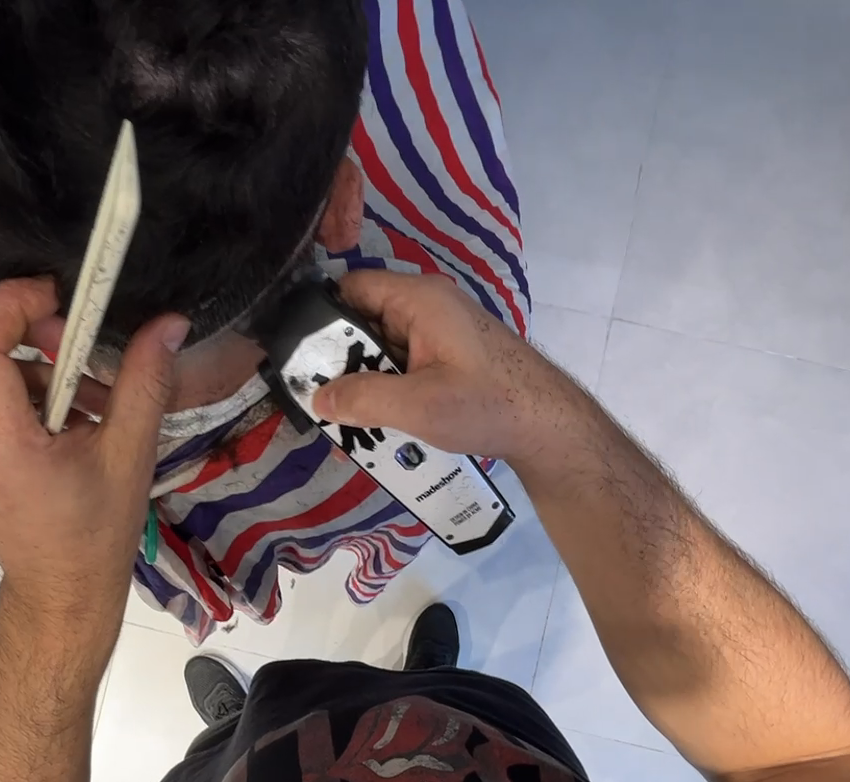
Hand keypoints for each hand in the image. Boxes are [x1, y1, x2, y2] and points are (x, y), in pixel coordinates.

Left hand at [0, 277, 189, 622]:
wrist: (61, 591)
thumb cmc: (99, 532)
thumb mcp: (130, 456)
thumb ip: (145, 382)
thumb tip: (171, 324)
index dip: (10, 305)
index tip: (61, 303)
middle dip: (10, 324)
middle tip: (66, 343)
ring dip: (14, 358)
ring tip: (72, 395)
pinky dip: (5, 386)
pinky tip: (52, 417)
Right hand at [311, 270, 596, 470]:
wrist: (549, 427)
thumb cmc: (487, 405)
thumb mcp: (417, 405)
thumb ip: (362, 399)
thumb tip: (316, 399)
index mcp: (418, 298)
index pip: (351, 287)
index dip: (321, 319)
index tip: (300, 358)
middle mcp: (427, 305)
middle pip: (363, 321)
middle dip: (340, 360)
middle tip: (318, 399)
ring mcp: (439, 331)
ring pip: (381, 348)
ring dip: (363, 381)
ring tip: (344, 419)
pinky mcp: (447, 355)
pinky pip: (402, 364)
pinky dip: (387, 389)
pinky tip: (378, 422)